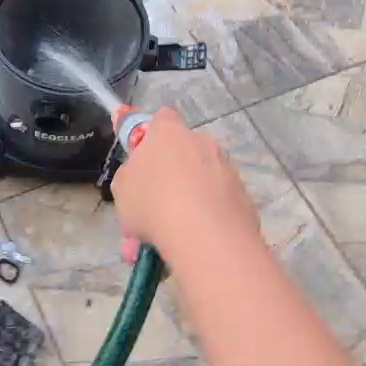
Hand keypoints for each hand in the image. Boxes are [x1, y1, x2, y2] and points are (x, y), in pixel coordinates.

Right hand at [110, 108, 260, 264]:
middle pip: (184, 154)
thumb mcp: (121, 188)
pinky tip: (191, 247)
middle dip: (171, 179)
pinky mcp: (244, 197)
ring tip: (168, 241)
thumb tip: (141, 176)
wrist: (205, 237)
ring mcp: (227, 169)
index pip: (161, 118)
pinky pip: (218, 205)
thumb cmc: (152, 202)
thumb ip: (131, 175)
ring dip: (187, 206)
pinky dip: (206, 221)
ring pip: (201, 185)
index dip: (152, 137)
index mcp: (168, 133)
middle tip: (154, 212)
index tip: (145, 160)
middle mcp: (202, 142)